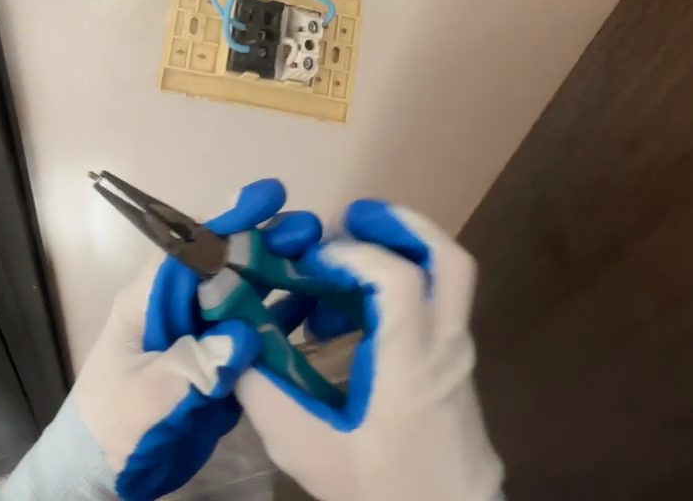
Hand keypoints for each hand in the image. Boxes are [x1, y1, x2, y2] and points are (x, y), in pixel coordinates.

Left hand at [71, 178, 320, 500]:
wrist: (105, 471)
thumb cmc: (114, 422)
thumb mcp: (148, 396)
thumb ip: (194, 364)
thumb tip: (244, 336)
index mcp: (150, 299)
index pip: (192, 248)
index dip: (230, 220)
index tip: (268, 197)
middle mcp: (178, 306)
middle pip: (224, 263)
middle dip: (264, 240)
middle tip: (309, 226)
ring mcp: (199, 332)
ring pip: (242, 291)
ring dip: (279, 272)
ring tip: (321, 255)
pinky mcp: (216, 360)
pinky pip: (252, 331)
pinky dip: (280, 317)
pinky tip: (314, 305)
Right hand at [236, 200, 502, 500]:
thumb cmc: (385, 492)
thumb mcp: (311, 452)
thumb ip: (266, 394)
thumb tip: (234, 340)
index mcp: (413, 365)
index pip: (399, 280)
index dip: (352, 256)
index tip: (310, 265)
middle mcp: (446, 347)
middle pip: (446, 259)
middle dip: (398, 225)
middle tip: (349, 219)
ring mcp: (458, 353)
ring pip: (447, 273)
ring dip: (395, 248)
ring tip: (340, 264)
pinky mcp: (455, 362)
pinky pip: (435, 299)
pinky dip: (397, 281)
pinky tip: (350, 311)